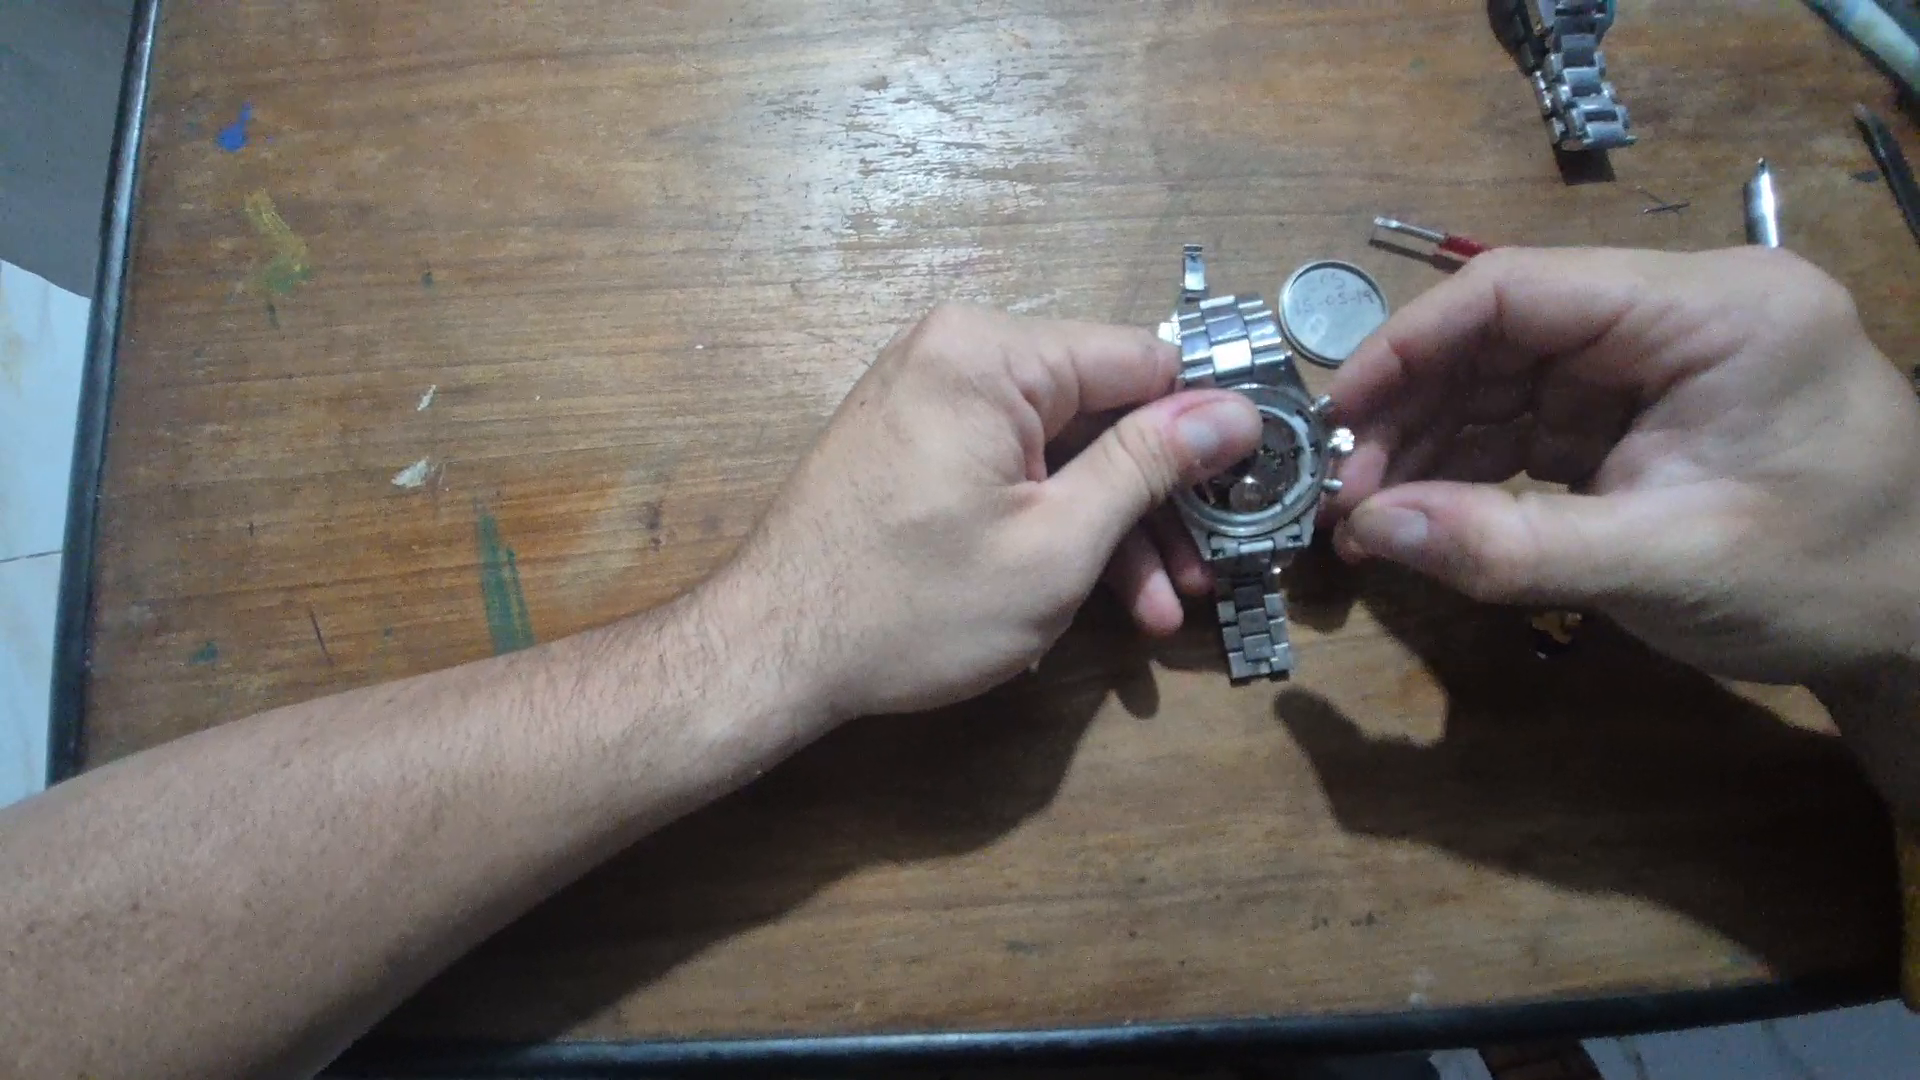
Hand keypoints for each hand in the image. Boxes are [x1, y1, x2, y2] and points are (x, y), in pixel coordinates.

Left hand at [714, 303, 1261, 718]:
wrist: (775, 653)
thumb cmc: (914, 605)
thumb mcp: (1056, 543)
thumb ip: (1148, 465)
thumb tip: (1234, 412)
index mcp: (991, 354)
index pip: (1139, 360)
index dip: (1204, 423)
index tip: (1251, 482)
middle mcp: (959, 357)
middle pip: (1098, 412)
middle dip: (1154, 498)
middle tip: (1202, 572)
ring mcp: (934, 404)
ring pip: (1058, 453)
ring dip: (1111, 527)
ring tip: (1153, 606)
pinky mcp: (921, 449)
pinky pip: (1011, 472)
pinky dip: (1053, 524)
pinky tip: (1094, 591)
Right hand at [1327, 246, 1919, 690]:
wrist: (1907, 631)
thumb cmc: (1823, 581)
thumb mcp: (1661, 563)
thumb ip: (1506, 546)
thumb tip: (1366, 527)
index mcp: (1707, 312)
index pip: (1515, 289)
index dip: (1406, 344)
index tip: (1335, 414)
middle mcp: (1659, 320)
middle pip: (1483, 340)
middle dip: (1400, 414)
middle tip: (1341, 491)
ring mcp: (1627, 370)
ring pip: (1477, 386)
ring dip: (1410, 450)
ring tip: (1361, 518)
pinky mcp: (1603, 417)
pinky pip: (1496, 430)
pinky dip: (1443, 474)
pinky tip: (1407, 517)